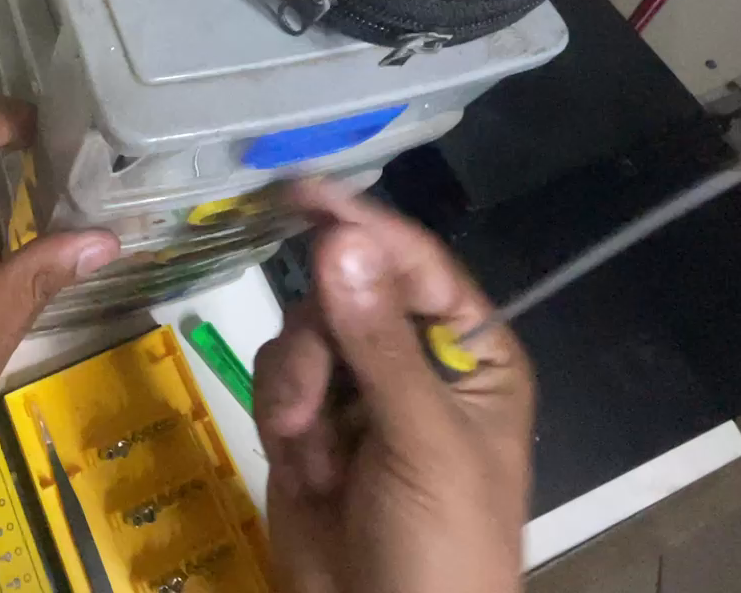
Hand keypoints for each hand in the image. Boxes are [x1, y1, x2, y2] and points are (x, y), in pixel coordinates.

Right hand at [253, 181, 533, 592]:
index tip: (302, 193)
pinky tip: (298, 455)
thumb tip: (338, 237)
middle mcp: (409, 353)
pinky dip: (277, 407)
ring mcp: (353, 381)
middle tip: (313, 394)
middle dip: (318, 343)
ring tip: (306, 440)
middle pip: (340, 289)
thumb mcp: (420, 441)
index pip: (413, 263)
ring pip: (299, 328)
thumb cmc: (440, 547)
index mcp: (466, 350)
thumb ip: (375, 339)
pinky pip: (274, 368)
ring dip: (295, 385)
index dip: (362, 226)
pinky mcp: (306, 407)